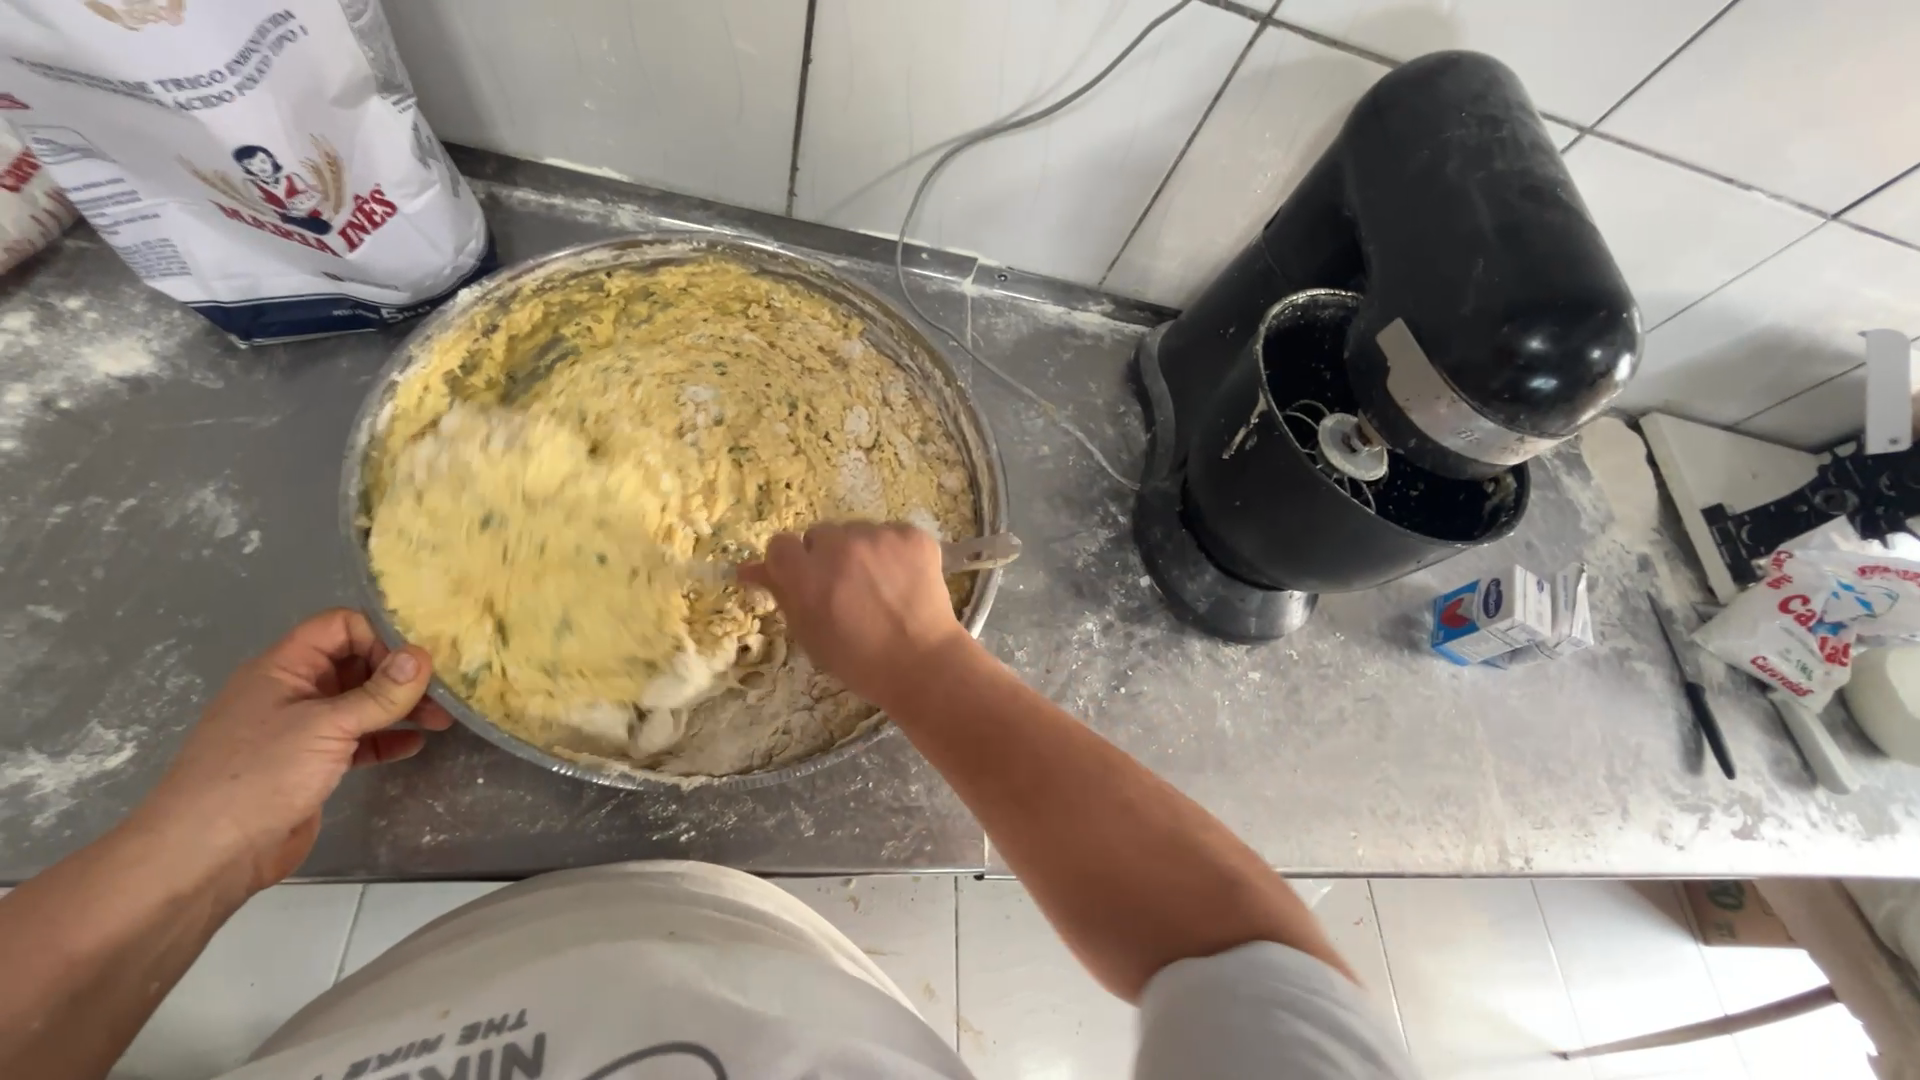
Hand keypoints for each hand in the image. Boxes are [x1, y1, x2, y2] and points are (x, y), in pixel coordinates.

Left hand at [135, 609, 452, 893]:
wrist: (204, 856)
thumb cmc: (260, 775)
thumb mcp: (327, 726)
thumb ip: (380, 692)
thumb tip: (422, 655)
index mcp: (284, 669)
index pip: (340, 627)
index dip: (380, 636)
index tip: (418, 662)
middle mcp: (293, 692)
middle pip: (357, 663)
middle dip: (402, 675)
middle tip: (445, 691)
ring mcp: (301, 729)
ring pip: (362, 703)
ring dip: (402, 707)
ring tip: (442, 720)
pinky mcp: (311, 763)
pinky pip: (359, 739)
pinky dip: (387, 738)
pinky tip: (414, 745)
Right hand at [737, 522, 974, 706]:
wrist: (922, 663)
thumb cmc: (858, 660)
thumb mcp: (808, 633)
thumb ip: (781, 594)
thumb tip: (748, 569)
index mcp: (806, 575)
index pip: (780, 545)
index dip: (791, 564)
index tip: (805, 582)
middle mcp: (840, 547)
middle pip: (821, 534)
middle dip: (827, 556)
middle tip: (845, 588)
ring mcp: (879, 537)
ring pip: (857, 531)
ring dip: (861, 551)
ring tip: (879, 586)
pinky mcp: (912, 535)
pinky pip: (891, 533)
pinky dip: (894, 552)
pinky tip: (903, 580)